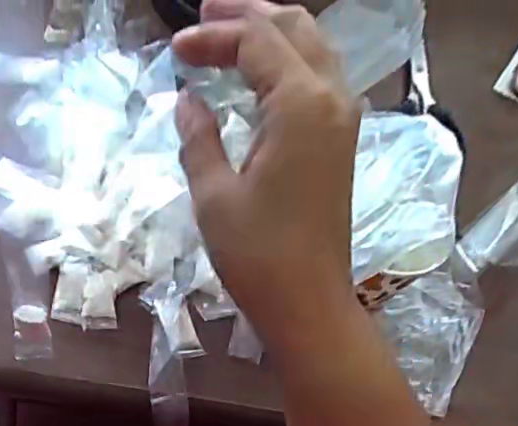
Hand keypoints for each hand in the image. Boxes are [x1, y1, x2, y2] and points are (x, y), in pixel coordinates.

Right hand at [173, 0, 362, 345]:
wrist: (308, 304)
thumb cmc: (258, 257)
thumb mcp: (215, 199)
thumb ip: (199, 141)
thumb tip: (187, 102)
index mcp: (301, 103)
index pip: (256, 43)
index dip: (213, 38)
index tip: (174, 49)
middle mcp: (332, 98)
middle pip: (294, 28)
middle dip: (248, 15)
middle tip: (205, 15)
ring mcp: (343, 121)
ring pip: (313, 50)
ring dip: (273, 35)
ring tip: (233, 34)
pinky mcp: (341, 145)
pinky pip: (319, 81)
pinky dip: (288, 65)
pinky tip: (263, 78)